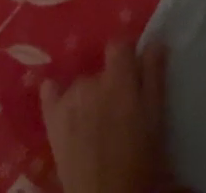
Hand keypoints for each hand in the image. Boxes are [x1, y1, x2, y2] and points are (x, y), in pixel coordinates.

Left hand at [41, 41, 166, 192]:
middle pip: (101, 69)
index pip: (119, 45)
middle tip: (119, 111)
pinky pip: (50, 89)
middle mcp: (90, 81)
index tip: (133, 72)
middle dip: (111, 83)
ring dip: (90, 95)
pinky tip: (67, 109)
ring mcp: (67, 97)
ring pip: (82, 83)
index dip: (127, 55)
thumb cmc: (139, 162)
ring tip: (97, 124)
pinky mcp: (51, 114)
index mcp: (119, 81)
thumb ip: (154, 77)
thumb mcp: (155, 119)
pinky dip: (58, 93)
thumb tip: (154, 42)